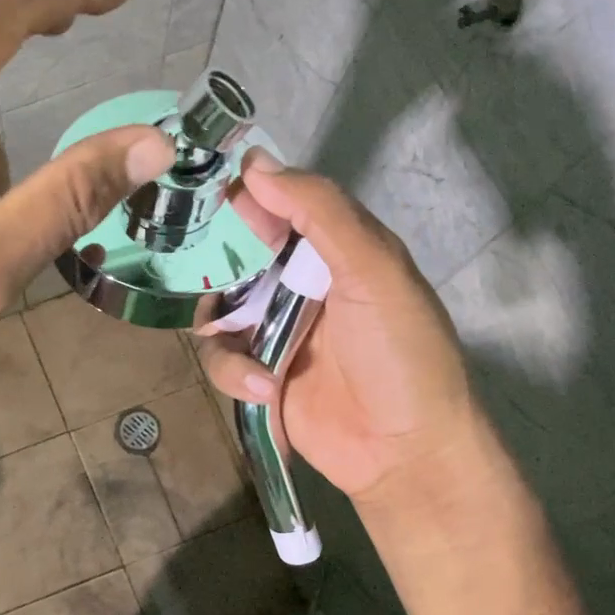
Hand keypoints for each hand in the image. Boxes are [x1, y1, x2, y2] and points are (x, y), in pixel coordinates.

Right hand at [198, 152, 482, 503]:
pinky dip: (233, 373)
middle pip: (237, 256)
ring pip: (218, 310)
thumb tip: (256, 163)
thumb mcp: (374, 271)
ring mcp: (276, 331)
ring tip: (253, 358)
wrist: (405, 451)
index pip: (282, 204)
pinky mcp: (257, 375)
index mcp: (337, 249)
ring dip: (225, 332)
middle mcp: (301, 284)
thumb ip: (320, 213)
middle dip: (220, 267)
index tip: (209, 195)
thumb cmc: (401, 354)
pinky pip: (221, 358)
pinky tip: (264, 390)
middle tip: (219, 279)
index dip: (246, 196)